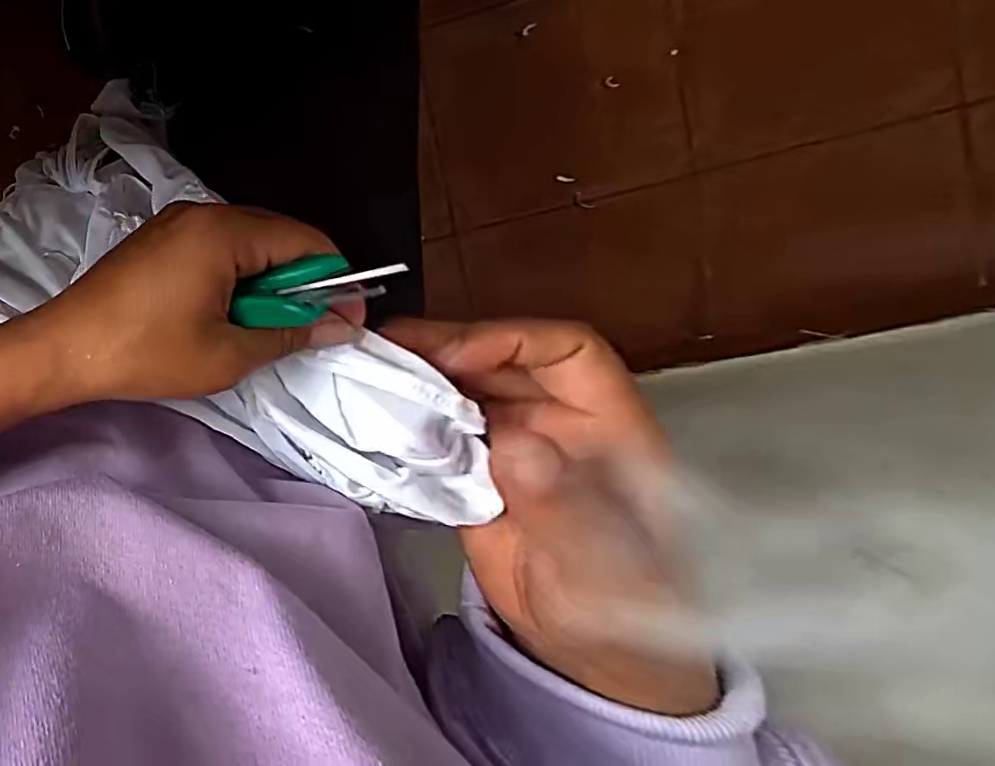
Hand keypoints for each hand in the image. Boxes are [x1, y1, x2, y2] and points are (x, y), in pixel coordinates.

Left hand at [23, 201, 360, 403]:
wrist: (64, 347)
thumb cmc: (146, 352)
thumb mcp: (227, 353)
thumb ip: (290, 333)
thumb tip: (339, 326)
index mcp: (224, 231)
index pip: (306, 241)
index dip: (334, 280)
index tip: (345, 319)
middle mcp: (203, 212)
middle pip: (277, 235)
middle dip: (298, 281)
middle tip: (301, 328)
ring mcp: (177, 220)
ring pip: (247, 241)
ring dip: (265, 279)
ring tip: (257, 324)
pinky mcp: (160, 236)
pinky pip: (216, 245)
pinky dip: (234, 273)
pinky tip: (222, 309)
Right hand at [382, 318, 717, 715]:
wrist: (584, 656)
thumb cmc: (623, 620)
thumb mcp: (603, 575)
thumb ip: (565, 509)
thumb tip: (516, 444)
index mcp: (608, 429)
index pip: (567, 350)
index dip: (509, 339)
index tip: (455, 357)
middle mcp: (555, 419)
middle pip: (498, 354)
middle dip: (443, 344)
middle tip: (388, 348)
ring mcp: (509, 436)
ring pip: (460, 378)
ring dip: (416, 369)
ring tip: (371, 366)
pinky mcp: (471, 457)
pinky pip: (435, 416)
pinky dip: (403, 405)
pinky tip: (373, 403)